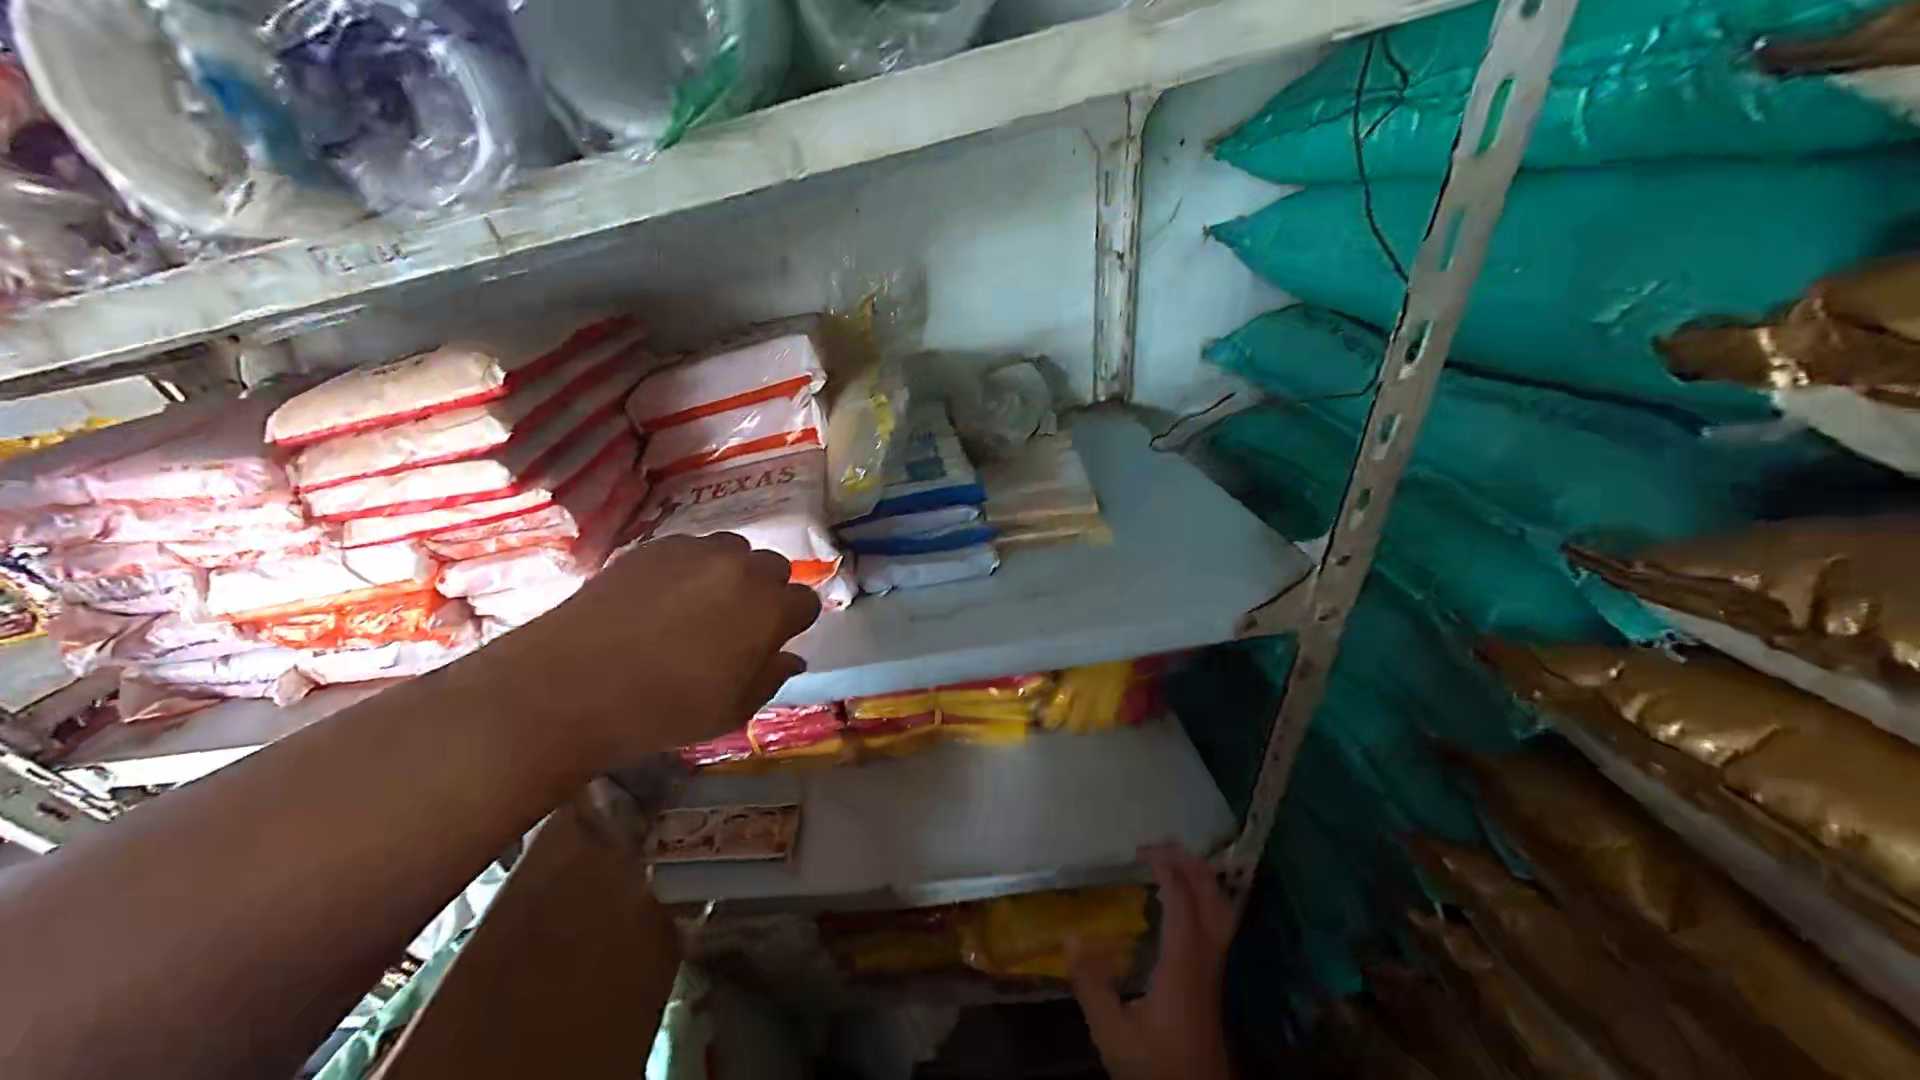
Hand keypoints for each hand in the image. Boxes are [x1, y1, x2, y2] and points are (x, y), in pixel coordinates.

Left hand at [460, 533, 820, 768]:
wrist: (570, 686)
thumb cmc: (664, 709)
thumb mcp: (732, 709)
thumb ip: (771, 678)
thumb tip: (790, 657)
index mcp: (769, 609)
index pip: (805, 602)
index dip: (792, 623)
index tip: (772, 643)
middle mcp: (741, 568)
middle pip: (773, 567)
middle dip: (766, 592)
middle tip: (737, 625)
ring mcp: (695, 551)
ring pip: (733, 550)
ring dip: (730, 573)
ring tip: (700, 605)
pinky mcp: (653, 546)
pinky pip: (690, 548)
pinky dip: (690, 568)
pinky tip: (661, 599)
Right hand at [1071, 848, 1235, 1079]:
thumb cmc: (1157, 1070)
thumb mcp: (1114, 1037)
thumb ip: (1092, 987)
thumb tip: (1070, 937)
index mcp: (1183, 967)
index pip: (1183, 904)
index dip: (1167, 870)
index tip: (1141, 852)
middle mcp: (1206, 961)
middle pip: (1215, 899)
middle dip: (1191, 865)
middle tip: (1157, 848)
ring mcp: (1214, 970)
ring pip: (1223, 911)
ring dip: (1201, 879)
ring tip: (1171, 863)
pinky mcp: (1212, 979)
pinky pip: (1217, 923)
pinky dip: (1202, 898)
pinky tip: (1178, 901)